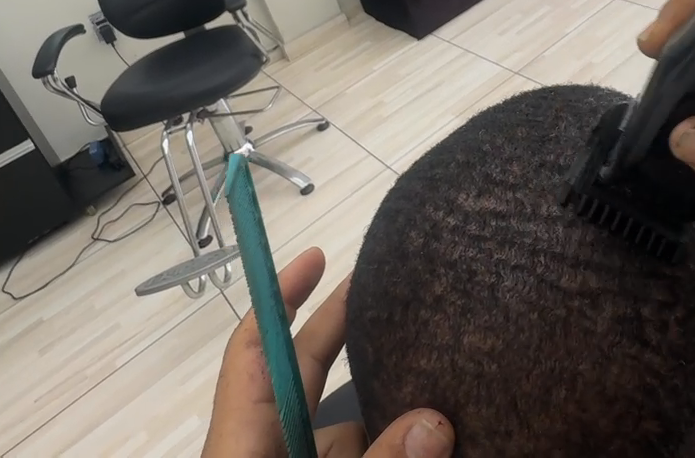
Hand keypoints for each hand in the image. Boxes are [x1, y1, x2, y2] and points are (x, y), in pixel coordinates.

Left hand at [202, 248, 452, 457]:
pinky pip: (364, 448)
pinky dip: (398, 434)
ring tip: (441, 353)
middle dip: (347, 324)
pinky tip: (449, 423)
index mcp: (245, 443)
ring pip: (345, 417)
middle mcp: (272, 447)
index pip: (254, 352)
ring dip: (389, 390)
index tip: (317, 256)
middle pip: (306, 371)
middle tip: (393, 280)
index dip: (279, 298)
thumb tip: (438, 421)